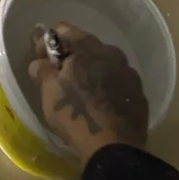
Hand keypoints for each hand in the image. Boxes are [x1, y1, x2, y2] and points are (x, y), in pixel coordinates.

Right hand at [28, 23, 148, 160]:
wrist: (115, 149)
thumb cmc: (76, 114)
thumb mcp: (50, 92)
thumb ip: (43, 70)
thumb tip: (39, 62)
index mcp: (87, 46)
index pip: (64, 30)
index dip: (48, 41)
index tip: (40, 57)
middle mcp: (111, 52)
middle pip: (87, 46)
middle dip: (72, 56)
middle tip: (60, 74)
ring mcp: (129, 73)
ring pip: (105, 64)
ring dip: (92, 71)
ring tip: (83, 91)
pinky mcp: (139, 94)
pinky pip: (118, 83)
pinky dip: (107, 87)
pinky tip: (101, 104)